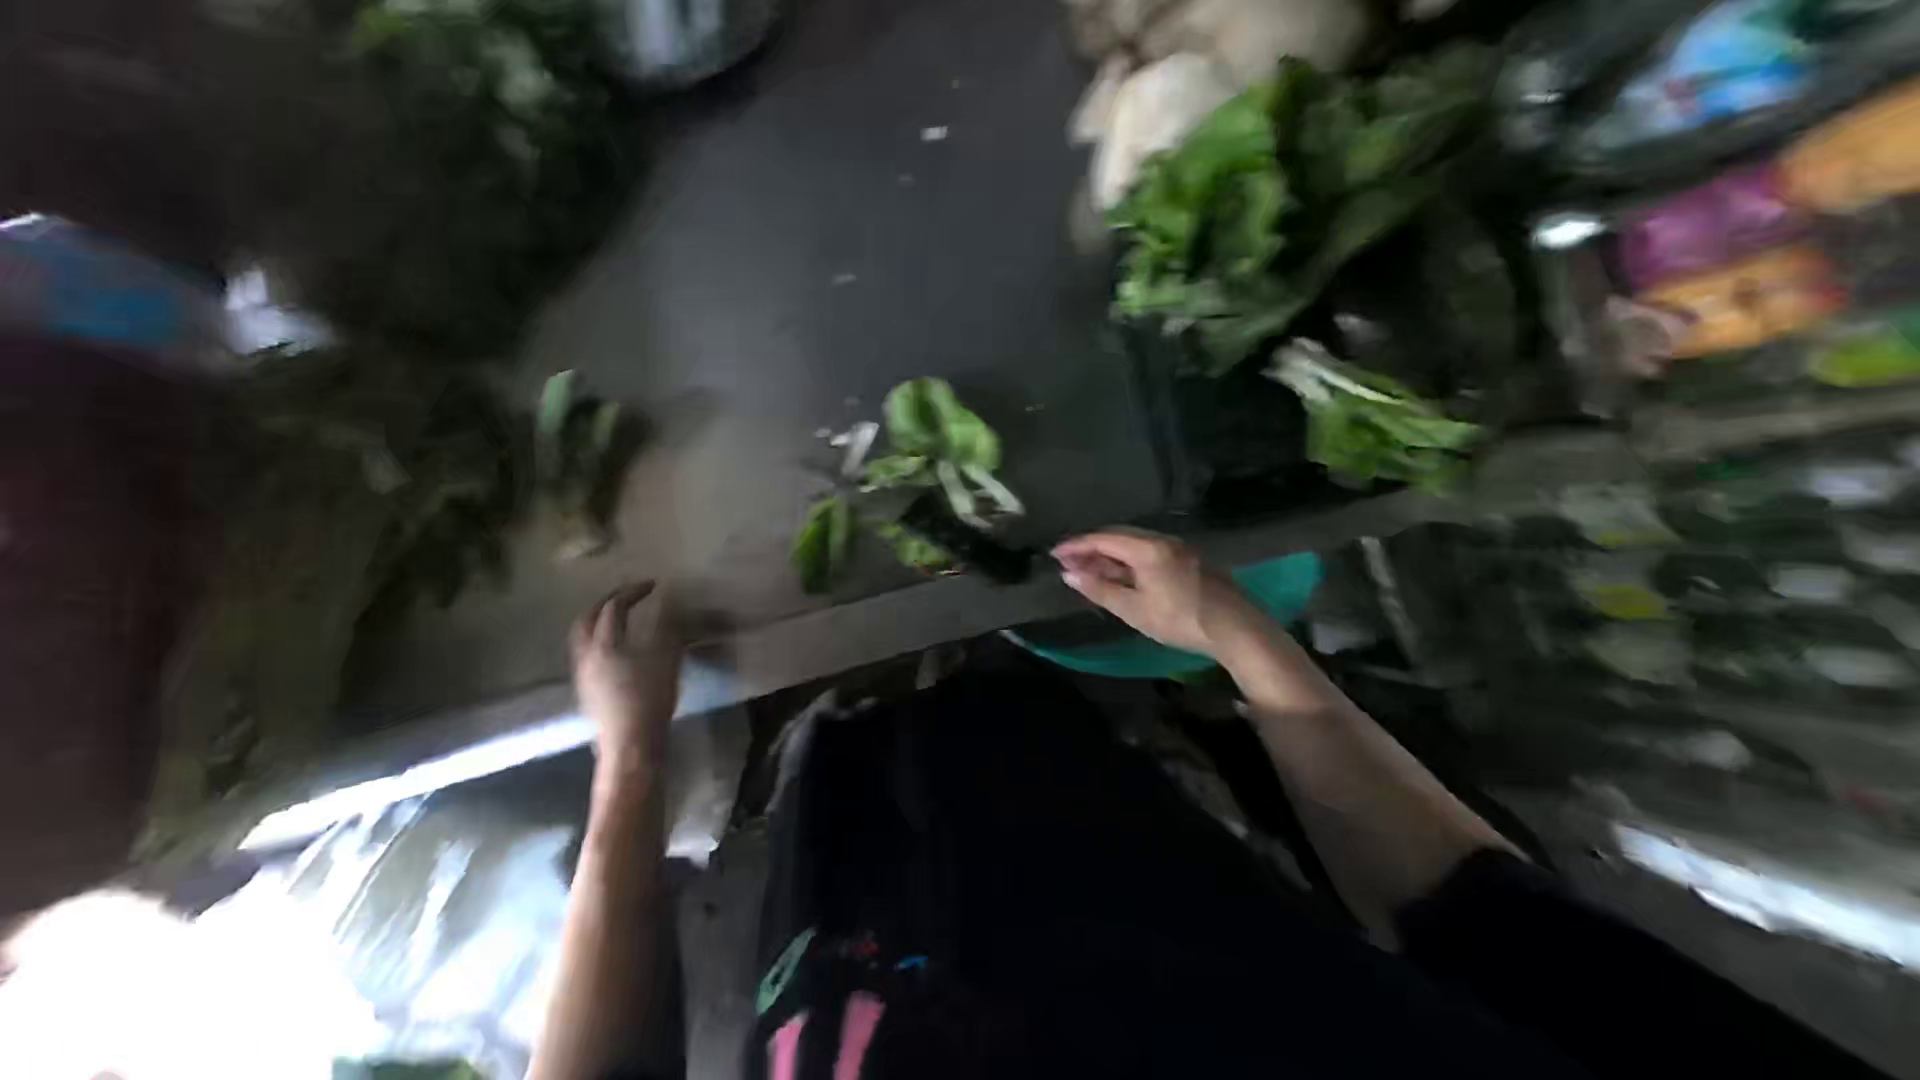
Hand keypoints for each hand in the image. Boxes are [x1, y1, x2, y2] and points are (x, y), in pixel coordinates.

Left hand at [571, 582, 681, 767]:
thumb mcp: (667, 657)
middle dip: (605, 603)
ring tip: (618, 620)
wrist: (630, 744)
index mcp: (604, 643)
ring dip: (598, 622)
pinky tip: (618, 650)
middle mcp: (586, 655)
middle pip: (586, 619)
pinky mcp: (587, 692)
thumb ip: (668, 626)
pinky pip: (587, 655)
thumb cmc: (650, 698)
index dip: (633, 592)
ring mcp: (583, 675)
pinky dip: (600, 641)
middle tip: (626, 596)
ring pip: (582, 638)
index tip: (653, 585)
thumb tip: (671, 602)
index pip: (614, 607)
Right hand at [1052, 529, 1267, 657]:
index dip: (1076, 545)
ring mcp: (1180, 548)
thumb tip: (1069, 574)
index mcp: (1148, 548)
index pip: (1103, 538)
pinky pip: (1151, 552)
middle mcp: (1164, 540)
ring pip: (1136, 543)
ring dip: (1110, 555)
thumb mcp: (1134, 609)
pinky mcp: (1191, 560)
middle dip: (1091, 548)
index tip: (1054, 554)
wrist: (1237, 629)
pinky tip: (1123, 575)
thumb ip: (1100, 590)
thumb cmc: (1181, 620)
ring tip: (1090, 570)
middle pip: (1119, 535)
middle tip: (1069, 562)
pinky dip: (1129, 560)